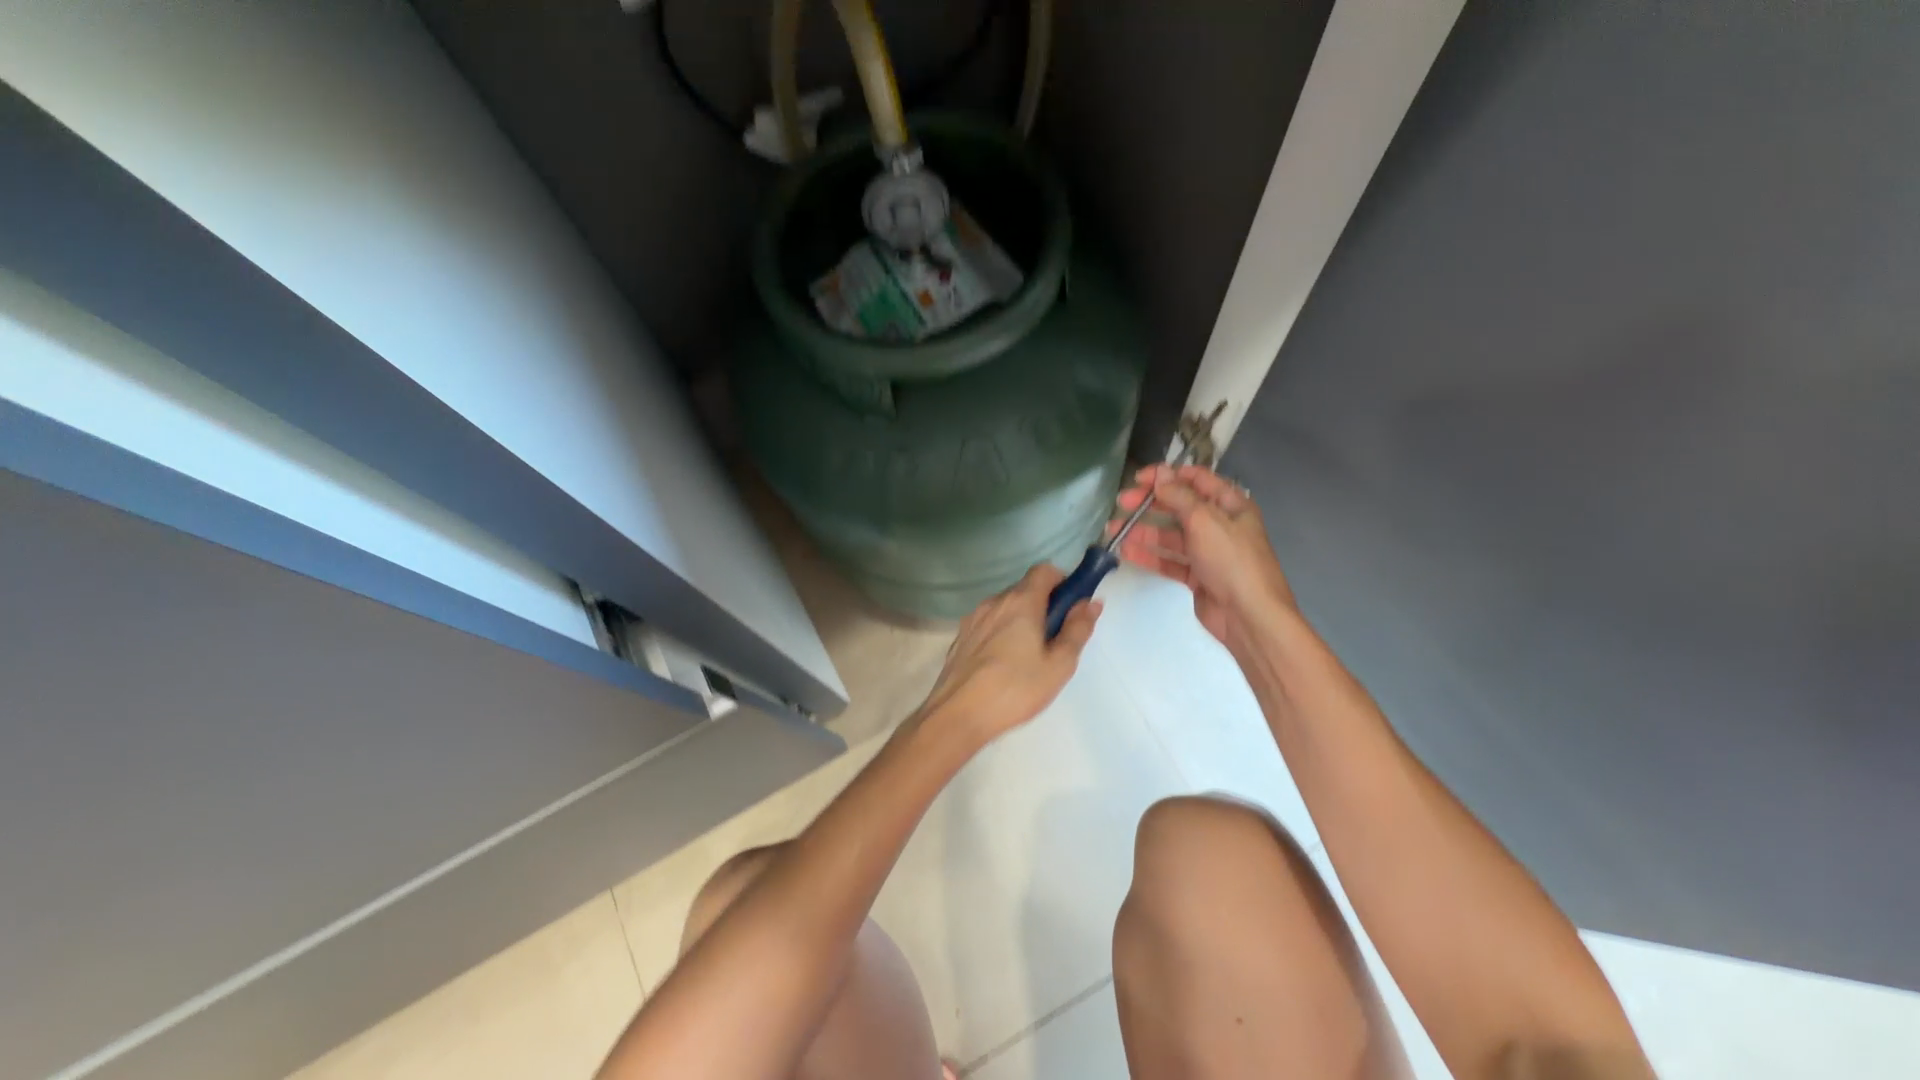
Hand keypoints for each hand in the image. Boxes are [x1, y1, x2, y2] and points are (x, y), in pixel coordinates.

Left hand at [914, 563, 1101, 746]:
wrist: (958, 715)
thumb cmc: (1016, 689)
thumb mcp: (1059, 664)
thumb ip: (1077, 630)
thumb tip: (1091, 602)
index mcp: (1021, 602)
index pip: (1044, 570)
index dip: (1063, 582)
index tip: (1073, 607)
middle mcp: (994, 602)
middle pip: (1025, 589)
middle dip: (1045, 605)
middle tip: (1057, 640)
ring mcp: (973, 619)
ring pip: (1005, 608)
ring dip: (1022, 620)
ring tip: (1030, 658)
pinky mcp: (961, 638)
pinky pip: (989, 625)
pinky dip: (1002, 633)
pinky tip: (1005, 666)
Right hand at [1110, 465, 1294, 649]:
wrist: (1249, 615)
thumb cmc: (1231, 559)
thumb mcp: (1205, 519)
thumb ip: (1179, 496)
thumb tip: (1160, 475)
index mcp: (1230, 504)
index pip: (1196, 479)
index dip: (1167, 475)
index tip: (1139, 479)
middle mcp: (1220, 524)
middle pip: (1180, 506)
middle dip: (1151, 503)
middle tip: (1122, 503)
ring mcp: (1208, 552)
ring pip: (1171, 535)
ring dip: (1144, 531)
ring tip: (1114, 530)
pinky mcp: (1197, 576)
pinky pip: (1170, 561)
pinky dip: (1149, 556)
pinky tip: (1126, 552)